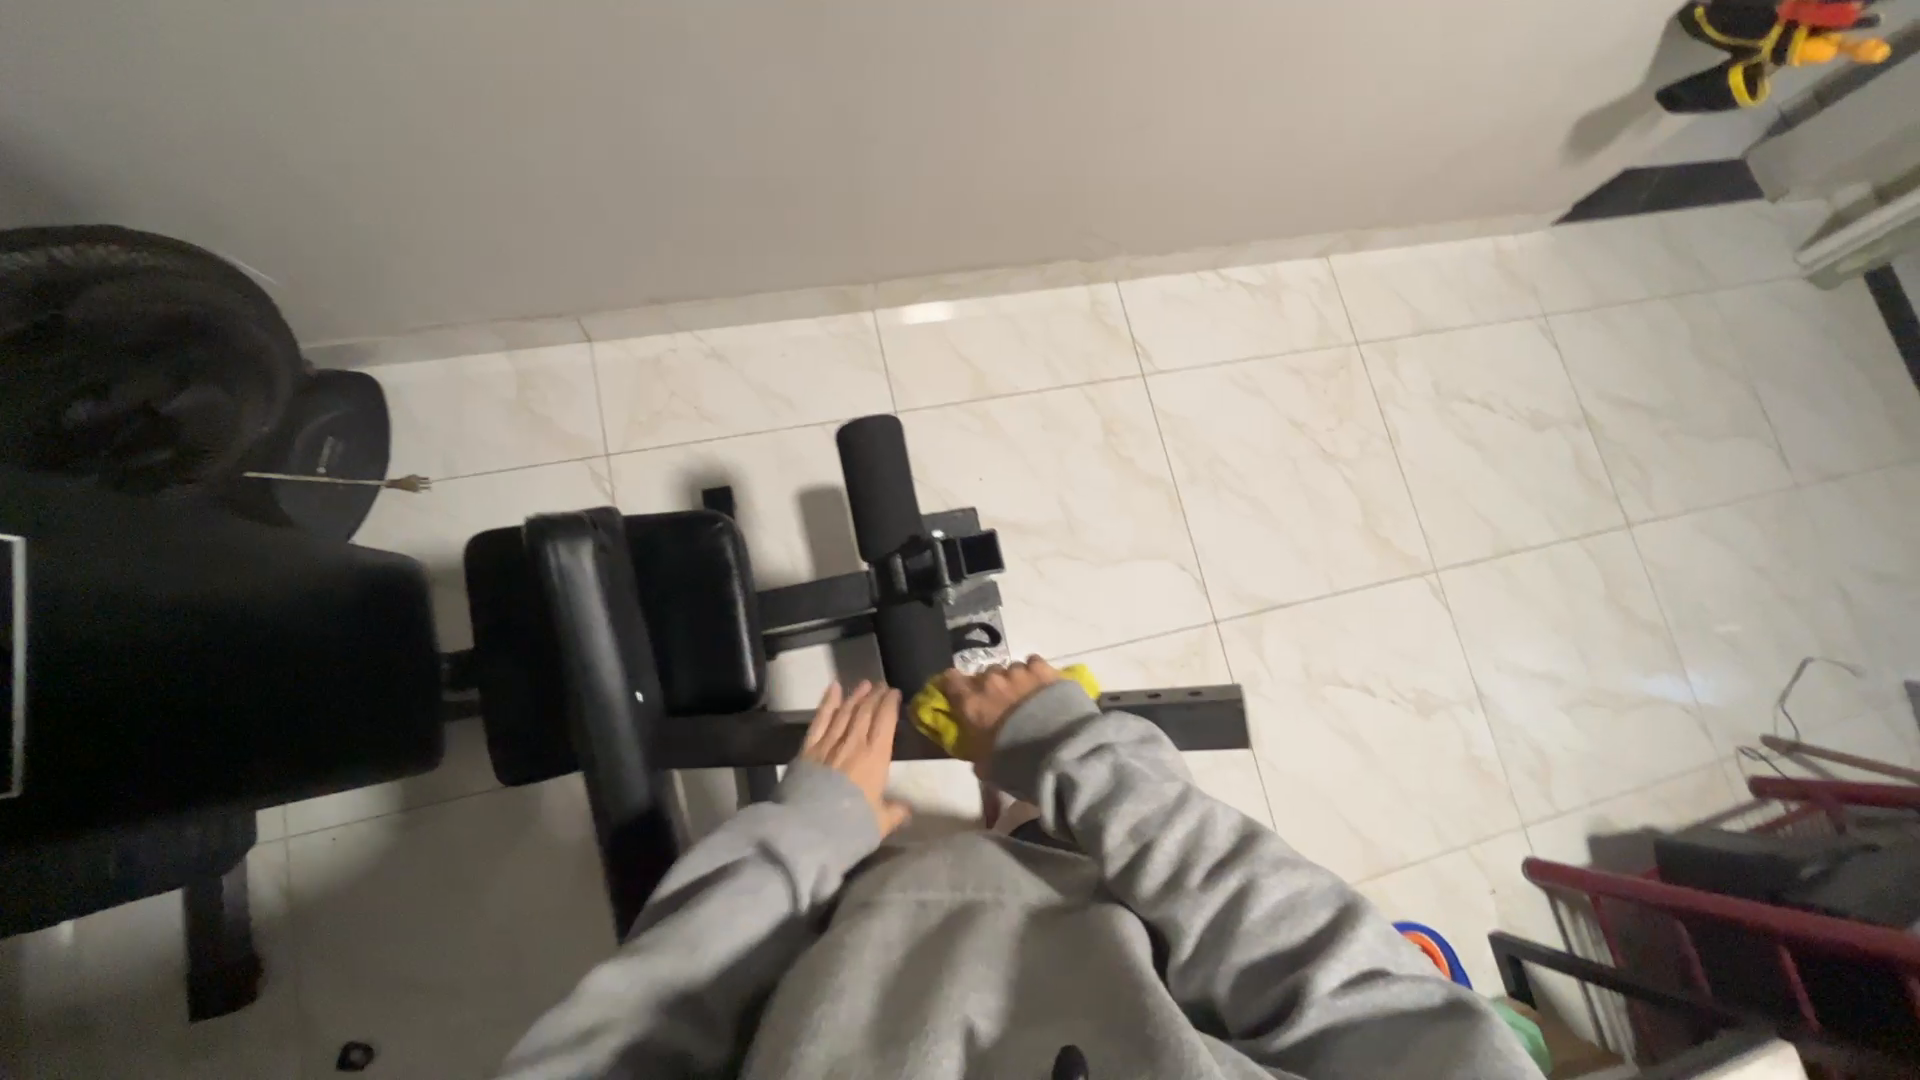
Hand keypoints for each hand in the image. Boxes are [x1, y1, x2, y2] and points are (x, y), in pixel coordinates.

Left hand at [798, 680, 910, 836]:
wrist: (809, 830)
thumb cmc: (850, 827)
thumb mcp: (880, 823)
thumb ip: (894, 813)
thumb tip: (906, 809)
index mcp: (876, 757)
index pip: (885, 721)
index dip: (890, 704)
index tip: (895, 693)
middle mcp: (854, 743)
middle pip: (865, 711)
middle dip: (874, 696)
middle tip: (881, 685)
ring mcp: (829, 743)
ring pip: (845, 712)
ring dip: (855, 696)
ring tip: (863, 684)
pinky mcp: (808, 749)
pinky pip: (820, 719)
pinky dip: (827, 702)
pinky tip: (833, 689)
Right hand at [936, 656, 1061, 771]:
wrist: (1059, 749)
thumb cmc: (1018, 762)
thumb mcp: (988, 768)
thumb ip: (979, 757)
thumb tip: (980, 760)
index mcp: (972, 704)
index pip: (951, 681)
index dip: (954, 684)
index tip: (959, 691)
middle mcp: (990, 682)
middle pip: (985, 675)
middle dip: (991, 686)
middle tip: (1002, 703)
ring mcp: (1017, 672)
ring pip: (1010, 669)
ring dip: (1015, 680)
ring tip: (1028, 698)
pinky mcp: (1042, 668)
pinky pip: (1033, 662)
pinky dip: (1035, 672)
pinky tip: (1044, 686)